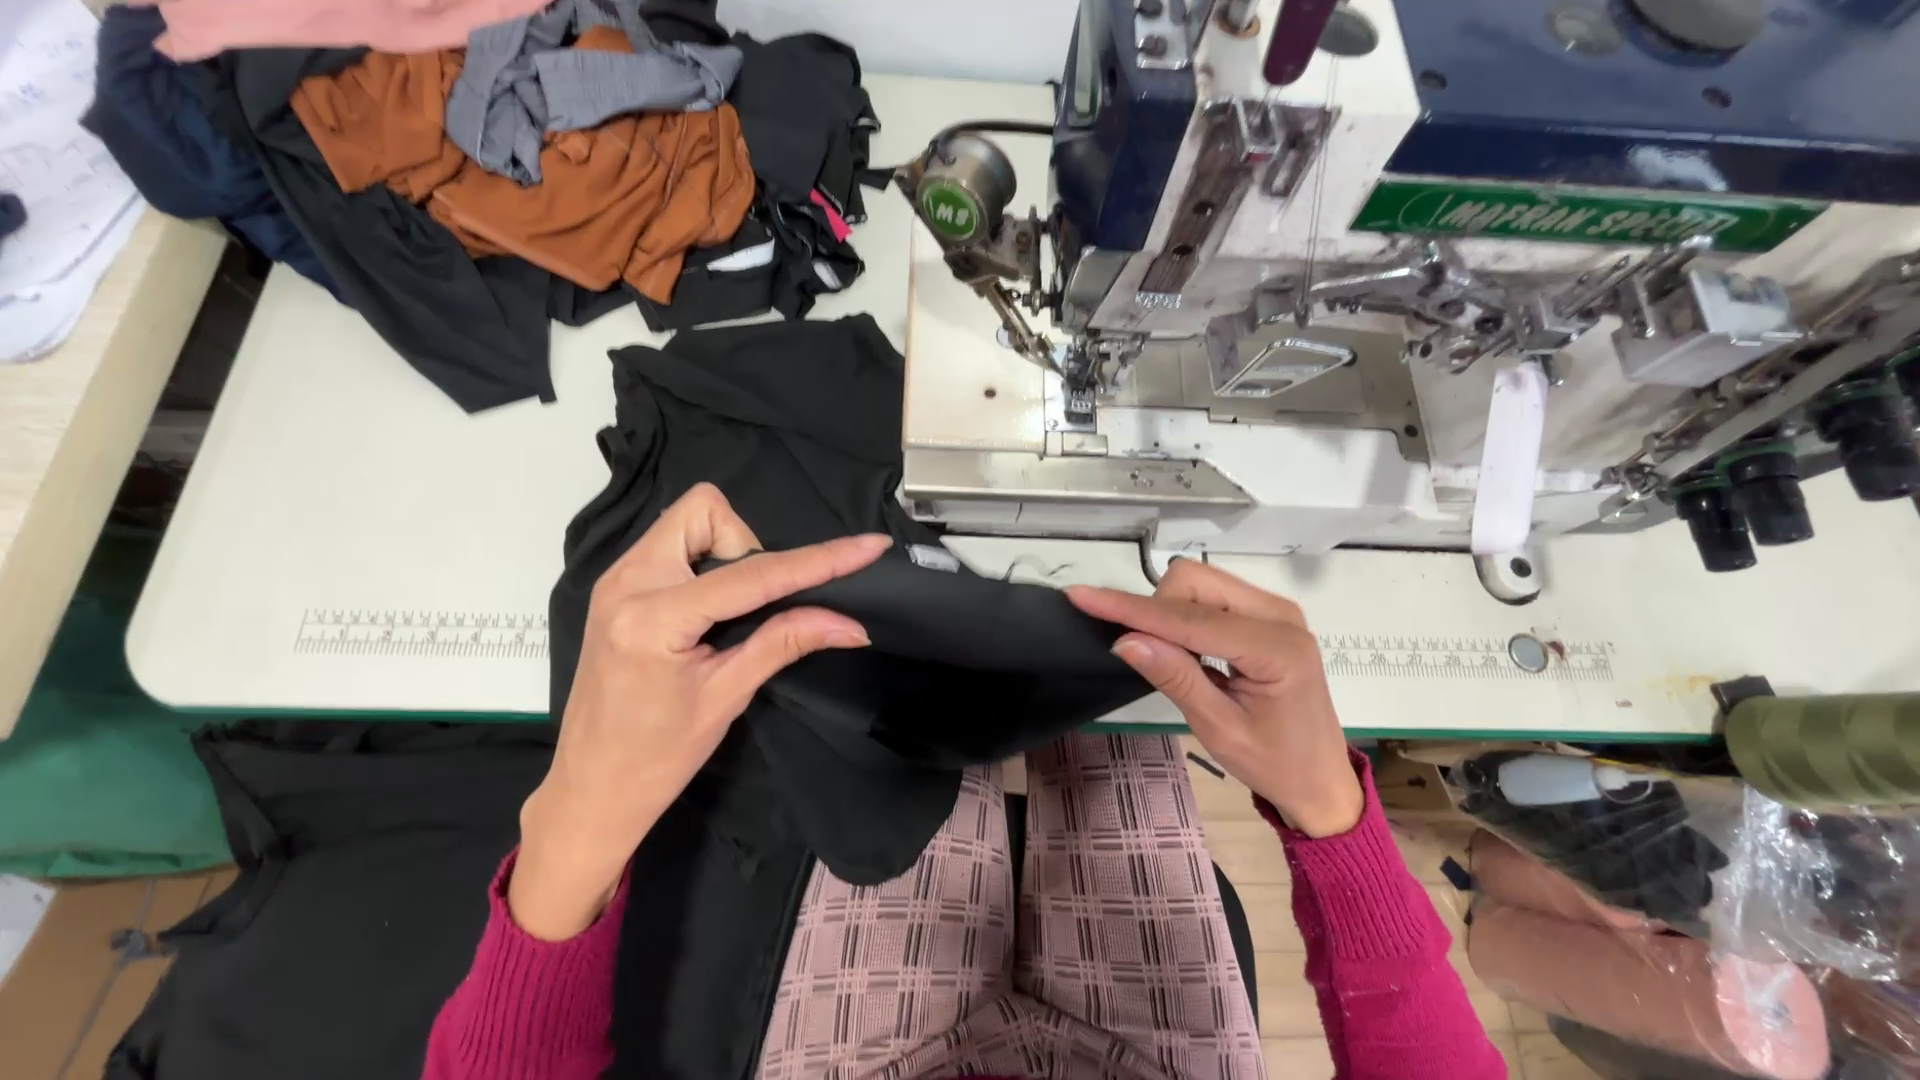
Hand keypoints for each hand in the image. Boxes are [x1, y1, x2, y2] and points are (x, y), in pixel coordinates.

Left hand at [512, 484, 890, 939]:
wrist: (591, 787)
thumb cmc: (657, 757)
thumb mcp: (728, 695)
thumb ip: (786, 641)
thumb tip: (851, 623)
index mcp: (654, 618)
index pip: (754, 573)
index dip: (818, 560)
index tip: (868, 546)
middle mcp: (627, 581)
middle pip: (707, 512)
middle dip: (747, 546)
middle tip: (752, 608)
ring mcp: (616, 578)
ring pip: (691, 520)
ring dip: (726, 554)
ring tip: (727, 615)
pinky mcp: (617, 585)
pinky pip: (674, 543)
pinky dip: (706, 564)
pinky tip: (708, 611)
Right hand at [1066, 558, 1362, 837]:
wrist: (1320, 777)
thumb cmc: (1274, 763)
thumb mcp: (1219, 729)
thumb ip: (1175, 678)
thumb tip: (1125, 640)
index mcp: (1275, 649)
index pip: (1188, 619)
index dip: (1131, 609)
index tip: (1082, 596)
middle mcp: (1279, 614)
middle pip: (1194, 581)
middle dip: (1156, 609)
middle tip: (1151, 656)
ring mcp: (1276, 609)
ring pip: (1200, 581)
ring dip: (1169, 610)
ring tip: (1173, 658)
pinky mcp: (1268, 612)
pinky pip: (1212, 593)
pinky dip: (1185, 613)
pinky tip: (1187, 648)